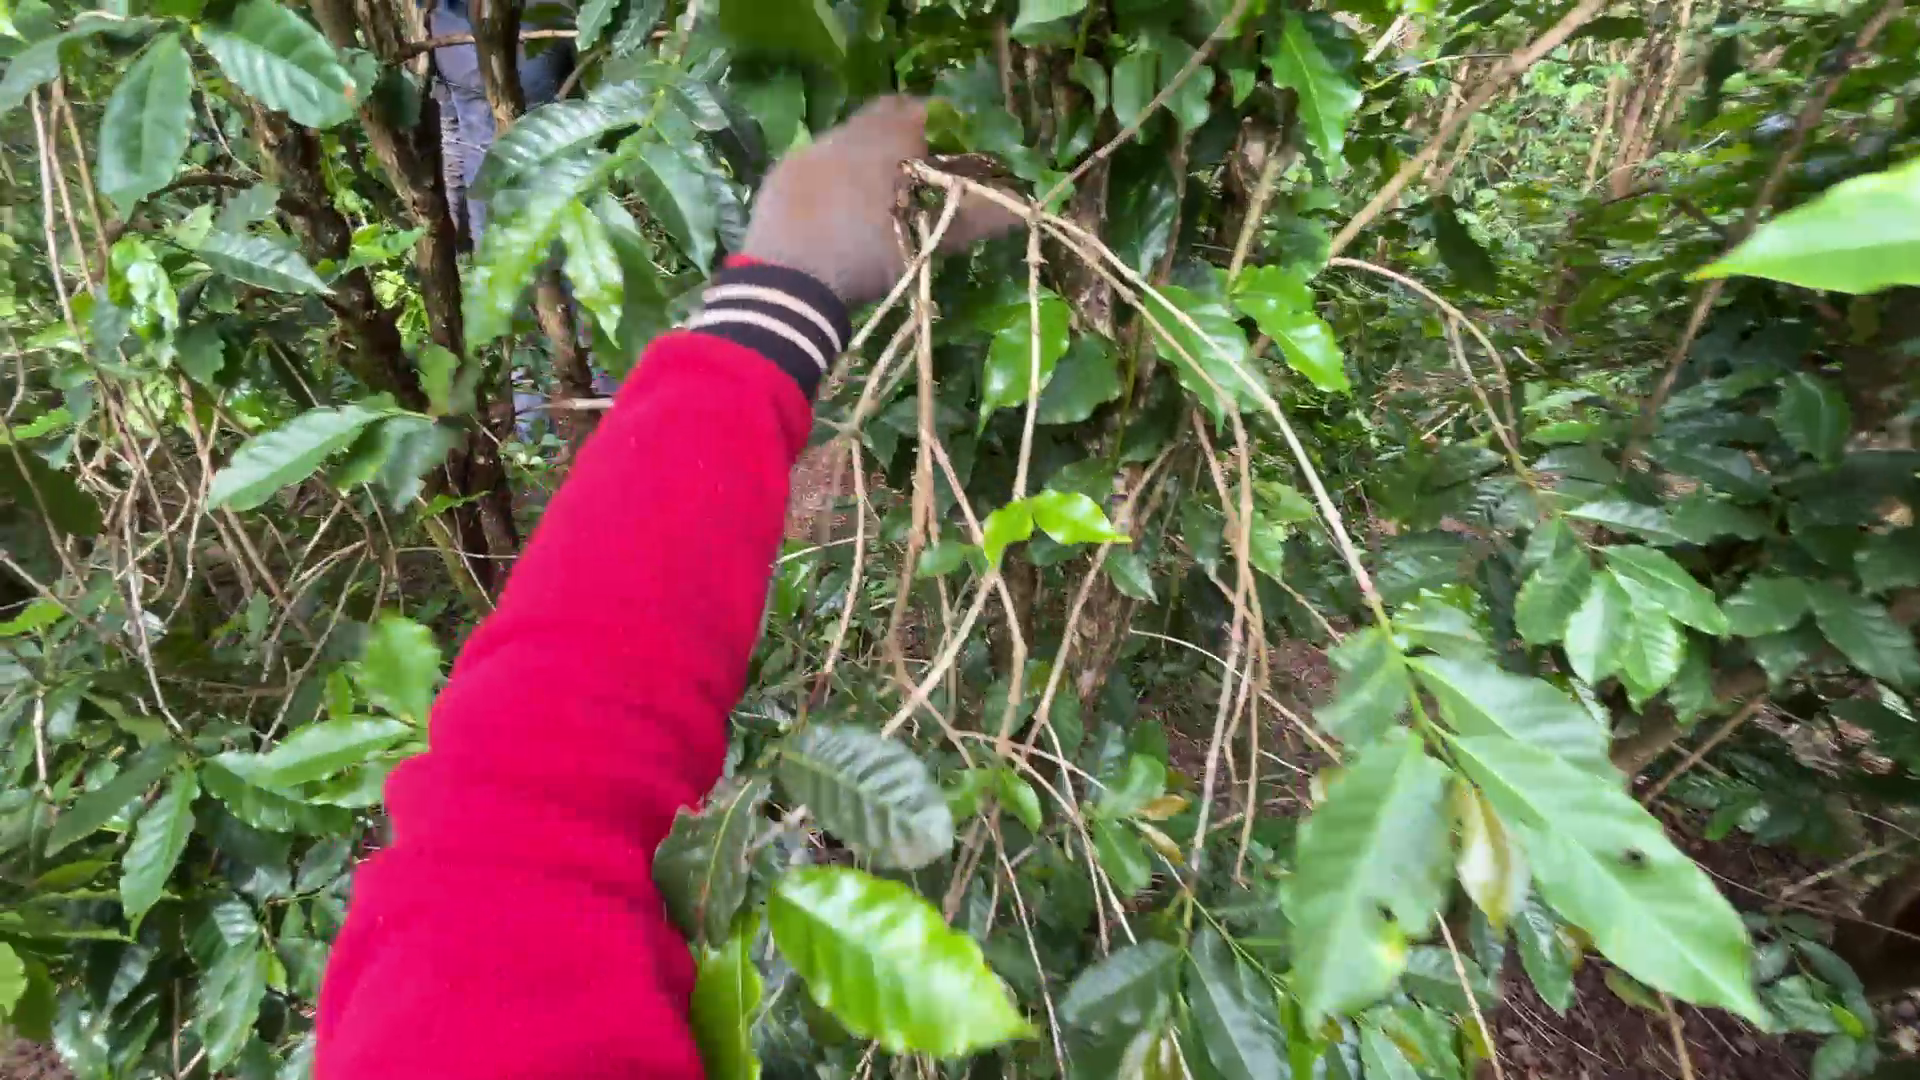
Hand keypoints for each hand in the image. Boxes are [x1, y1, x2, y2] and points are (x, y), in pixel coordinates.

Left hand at [742, 96, 1021, 306]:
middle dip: (902, 140)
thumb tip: (1020, 209)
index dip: (942, 129)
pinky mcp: (782, 176)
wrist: (790, 283)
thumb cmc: (867, 256)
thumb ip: (973, 220)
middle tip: (918, 176)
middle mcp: (848, 132)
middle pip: (882, 119)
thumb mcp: (927, 241)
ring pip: (848, 141)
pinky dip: (834, 180)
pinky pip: (816, 165)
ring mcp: (810, 152)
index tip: (952, 154)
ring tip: (879, 199)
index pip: (923, 112)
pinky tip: (838, 213)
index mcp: (887, 138)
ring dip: (867, 159)